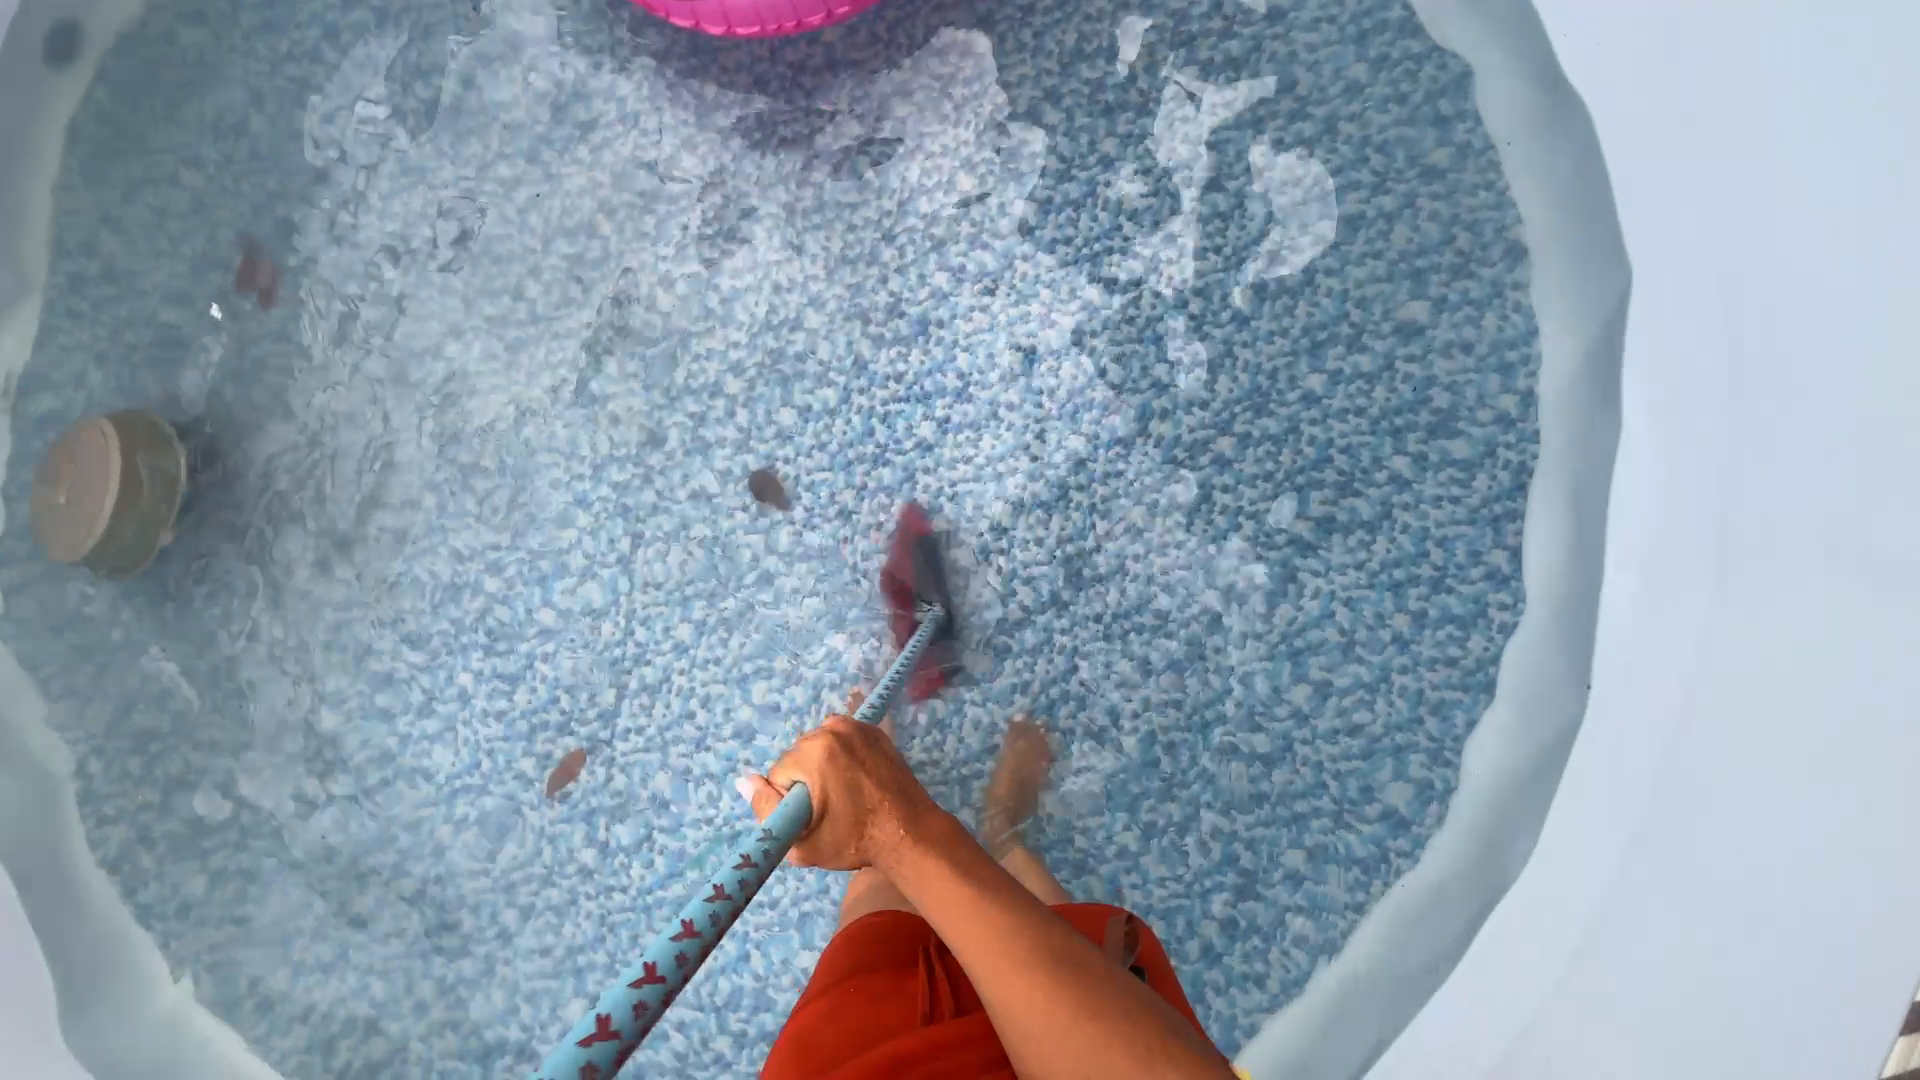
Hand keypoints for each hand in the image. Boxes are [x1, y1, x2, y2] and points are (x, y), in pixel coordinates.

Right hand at [737, 693, 939, 870]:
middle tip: (832, 810)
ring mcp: (857, 726)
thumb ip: (766, 811)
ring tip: (845, 796)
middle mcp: (833, 727)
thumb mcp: (802, 841)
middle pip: (799, 757)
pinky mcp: (874, 731)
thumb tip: (743, 781)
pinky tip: (856, 781)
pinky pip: (841, 741)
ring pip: (819, 748)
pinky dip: (842, 757)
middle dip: (806, 781)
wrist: (909, 832)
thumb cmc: (856, 841)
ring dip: (822, 768)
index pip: (779, 774)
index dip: (791, 802)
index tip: (815, 818)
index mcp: (814, 750)